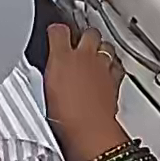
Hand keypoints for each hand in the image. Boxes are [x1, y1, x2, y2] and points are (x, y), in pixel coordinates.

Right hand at [44, 23, 129, 160]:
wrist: (89, 131)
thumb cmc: (66, 116)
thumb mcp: (43, 91)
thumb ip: (47, 73)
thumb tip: (43, 70)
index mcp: (62, 57)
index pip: (58, 30)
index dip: (56, 29)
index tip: (54, 32)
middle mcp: (85, 57)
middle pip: (89, 32)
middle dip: (83, 34)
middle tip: (78, 41)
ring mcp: (102, 67)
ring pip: (106, 46)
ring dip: (100, 47)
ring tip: (94, 53)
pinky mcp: (115, 80)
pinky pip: (116, 64)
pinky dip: (112, 64)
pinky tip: (107, 70)